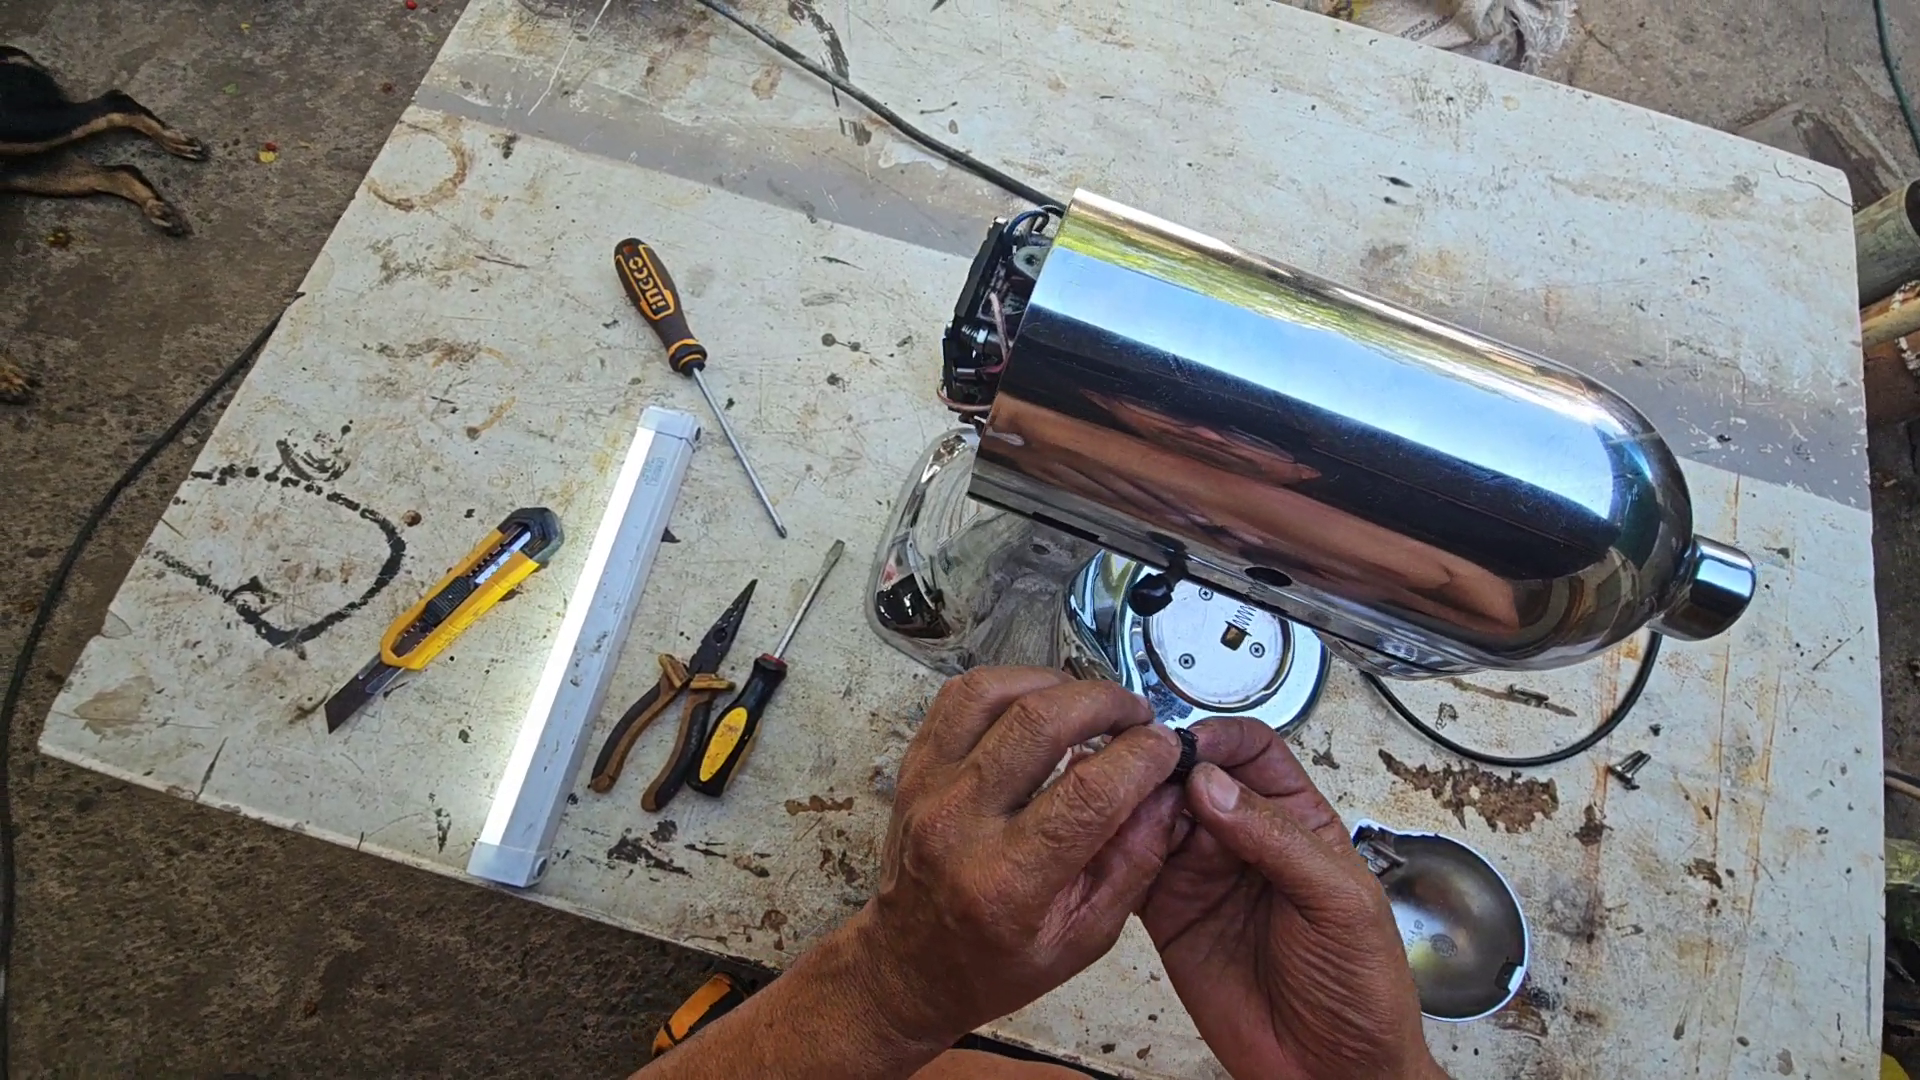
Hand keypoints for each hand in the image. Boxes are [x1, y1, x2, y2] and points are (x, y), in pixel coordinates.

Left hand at [848, 667, 1185, 1051]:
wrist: (908, 962)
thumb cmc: (996, 961)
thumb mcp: (1084, 938)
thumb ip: (1134, 862)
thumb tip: (1167, 791)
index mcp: (1008, 881)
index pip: (1088, 793)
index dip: (1140, 757)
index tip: (1165, 746)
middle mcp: (960, 821)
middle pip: (1038, 723)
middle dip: (1104, 703)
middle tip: (1135, 714)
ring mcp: (929, 783)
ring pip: (993, 692)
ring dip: (1055, 684)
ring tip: (1088, 704)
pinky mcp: (915, 761)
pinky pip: (960, 695)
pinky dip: (1008, 683)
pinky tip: (1038, 700)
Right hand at [1139, 718, 1442, 1079]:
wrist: (1328, 1077)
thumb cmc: (1360, 988)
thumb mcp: (1339, 903)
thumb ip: (1277, 838)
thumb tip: (1209, 782)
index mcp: (1291, 818)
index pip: (1251, 752)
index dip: (1220, 739)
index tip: (1187, 745)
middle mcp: (1239, 833)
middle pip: (1191, 775)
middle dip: (1162, 768)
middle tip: (1135, 772)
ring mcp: (1198, 868)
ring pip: (1155, 813)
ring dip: (1133, 804)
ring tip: (1115, 806)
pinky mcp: (1165, 906)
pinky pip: (1131, 865)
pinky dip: (1113, 849)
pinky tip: (1103, 844)